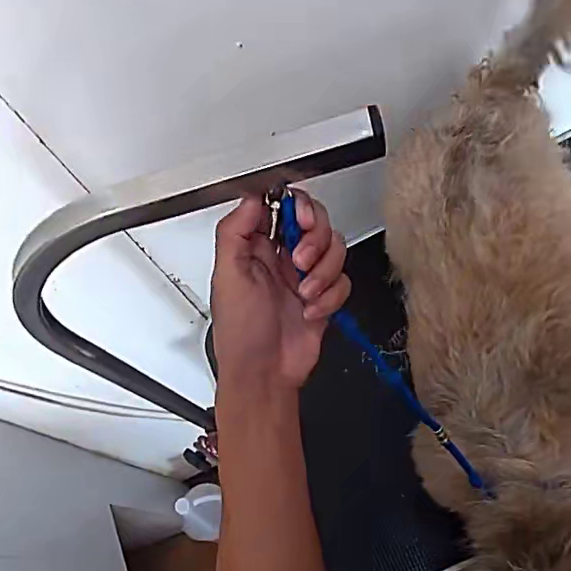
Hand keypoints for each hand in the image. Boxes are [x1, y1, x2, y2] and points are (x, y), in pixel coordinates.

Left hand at [209, 190, 349, 400]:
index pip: (281, 207)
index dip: (297, 206)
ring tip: (305, 292)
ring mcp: (306, 278)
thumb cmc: (241, 333)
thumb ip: (236, 231)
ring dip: (324, 271)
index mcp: (255, 246)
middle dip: (315, 238)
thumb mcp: (227, 274)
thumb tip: (252, 197)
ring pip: (335, 251)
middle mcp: (282, 258)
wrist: (265, 373)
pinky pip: (343, 283)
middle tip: (301, 259)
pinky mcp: (325, 299)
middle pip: (316, 222)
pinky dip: (331, 297)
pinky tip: (312, 311)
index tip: (300, 220)